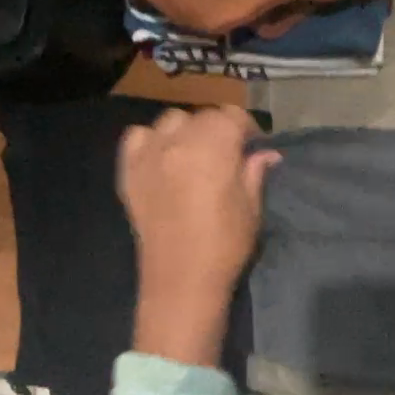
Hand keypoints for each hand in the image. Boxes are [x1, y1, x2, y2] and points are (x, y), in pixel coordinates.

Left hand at [117, 105, 280, 365]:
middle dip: (219, 129)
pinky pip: (139, 136)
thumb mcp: (251, 210)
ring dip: (187, 131)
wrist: (182, 279)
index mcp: (211, 150)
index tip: (255, 147)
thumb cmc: (225, 246)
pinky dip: (154, 140)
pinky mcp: (128, 170)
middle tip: (229, 155)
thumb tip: (266, 153)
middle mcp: (176, 142)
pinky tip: (165, 159)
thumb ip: (254, 173)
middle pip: (201, 117)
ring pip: (170, 121)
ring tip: (196, 155)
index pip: (230, 116)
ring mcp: (148, 154)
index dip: (246, 128)